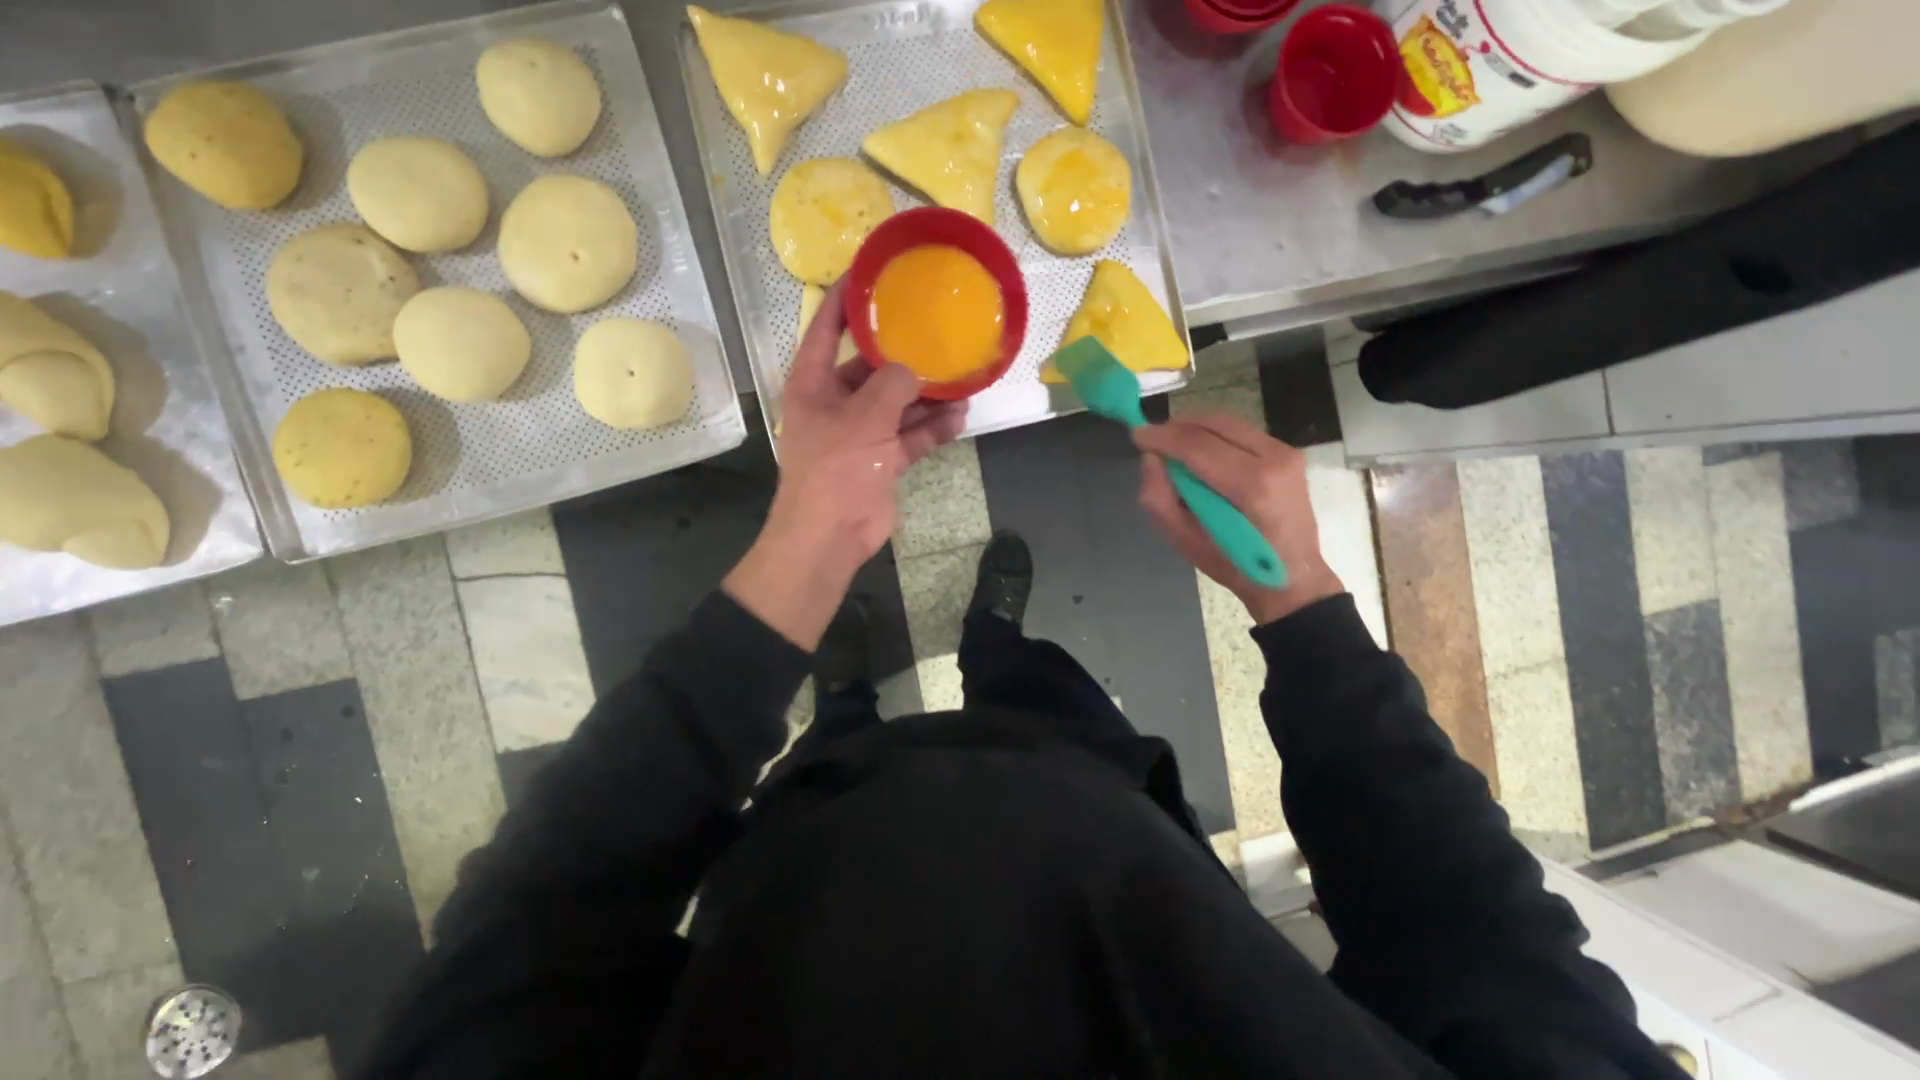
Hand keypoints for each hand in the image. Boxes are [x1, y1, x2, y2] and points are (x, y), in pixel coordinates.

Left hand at [723, 278, 966, 648]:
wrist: (830, 536)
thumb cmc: (835, 468)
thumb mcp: (865, 417)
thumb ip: (894, 385)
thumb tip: (915, 371)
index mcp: (813, 383)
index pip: (826, 329)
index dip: (846, 300)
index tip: (871, 272)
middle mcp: (834, 402)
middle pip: (871, 368)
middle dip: (904, 356)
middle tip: (937, 331)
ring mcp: (859, 434)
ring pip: (897, 403)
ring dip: (926, 395)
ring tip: (962, 378)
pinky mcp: (880, 461)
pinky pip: (909, 436)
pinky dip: (931, 428)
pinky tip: (960, 416)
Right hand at [1133, 413, 1343, 625]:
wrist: (1292, 577)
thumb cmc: (1236, 567)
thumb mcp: (1185, 541)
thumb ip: (1159, 497)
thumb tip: (1151, 458)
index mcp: (1251, 486)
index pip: (1197, 444)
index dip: (1162, 436)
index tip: (1136, 435)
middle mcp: (1273, 458)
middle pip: (1213, 424)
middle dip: (1176, 427)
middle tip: (1153, 442)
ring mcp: (1285, 452)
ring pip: (1227, 423)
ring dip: (1195, 430)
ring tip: (1173, 448)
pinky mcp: (1288, 453)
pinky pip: (1241, 432)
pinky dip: (1214, 437)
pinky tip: (1200, 456)